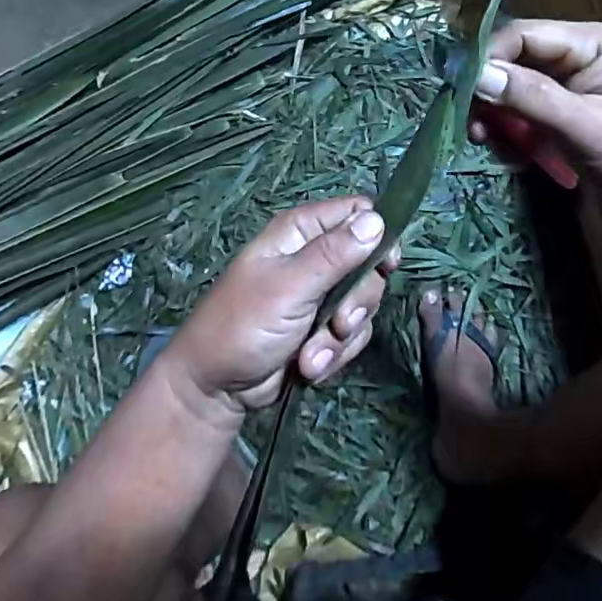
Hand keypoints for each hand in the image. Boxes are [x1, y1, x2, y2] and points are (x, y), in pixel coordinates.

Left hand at [164, 197, 397, 416]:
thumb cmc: (243, 324)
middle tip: (337, 322)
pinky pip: (352, 333)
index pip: (358, 213)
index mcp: (301, 231)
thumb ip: (335, 254)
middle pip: (369, 264)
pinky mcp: (323, 326)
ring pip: (362, 303)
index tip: (386, 265)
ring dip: (341, 335)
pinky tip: (309, 366)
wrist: (215, 388)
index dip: (378, 234)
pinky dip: (334, 353)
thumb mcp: (289, 286)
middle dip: (358, 301)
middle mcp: (314, 255)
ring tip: (311, 354)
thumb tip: (378, 221)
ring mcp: (320, 293)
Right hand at [470, 19, 601, 197]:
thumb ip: (533, 98)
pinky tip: (513, 154)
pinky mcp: (557, 104)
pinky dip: (508, 129)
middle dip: (488, 93)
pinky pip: (519, 107)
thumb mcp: (585, 125)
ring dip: (495, 115)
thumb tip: (478, 75)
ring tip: (491, 145)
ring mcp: (564, 79)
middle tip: (474, 128)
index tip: (464, 94)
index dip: (488, 59)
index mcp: (587, 43)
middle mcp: (571, 52)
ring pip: (509, 86)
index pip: (521, 35)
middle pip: (510, 59)